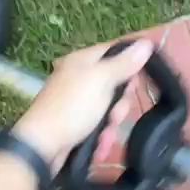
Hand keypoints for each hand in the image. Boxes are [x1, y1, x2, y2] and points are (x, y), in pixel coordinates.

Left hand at [10, 39, 153, 170]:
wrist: (42, 146)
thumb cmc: (72, 107)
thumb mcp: (102, 80)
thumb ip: (125, 63)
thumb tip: (146, 42)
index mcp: (82, 60)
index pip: (115, 52)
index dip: (131, 65)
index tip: (138, 81)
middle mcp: (79, 77)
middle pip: (115, 83)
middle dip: (120, 104)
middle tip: (114, 114)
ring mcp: (77, 101)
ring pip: (109, 107)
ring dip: (111, 124)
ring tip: (104, 135)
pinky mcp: (76, 123)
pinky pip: (99, 124)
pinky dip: (102, 135)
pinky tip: (100, 146)